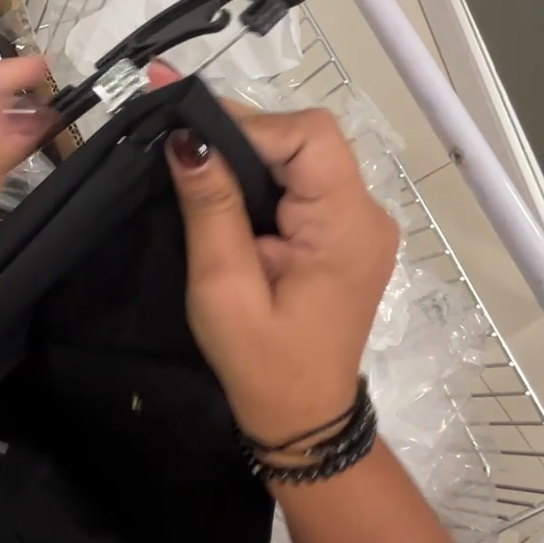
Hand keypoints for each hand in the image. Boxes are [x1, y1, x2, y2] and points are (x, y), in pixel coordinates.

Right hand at [154, 65, 397, 443]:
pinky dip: (258, 176)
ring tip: (194, 170)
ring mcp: (357, 221)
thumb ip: (210, 206)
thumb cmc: (260, 359)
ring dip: (246, 155)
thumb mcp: (222, 284)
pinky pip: (300, 180)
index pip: (310, 135)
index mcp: (345, 225)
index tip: (190, 141)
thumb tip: (185, 138)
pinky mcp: (340, 231)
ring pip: (301, 154)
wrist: (301, 416)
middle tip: (179, 149)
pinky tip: (222, 191)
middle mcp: (364, 212)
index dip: (250, 126)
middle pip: (307, 138)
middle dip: (241, 136)